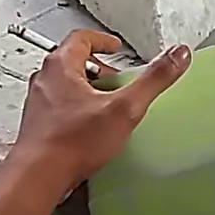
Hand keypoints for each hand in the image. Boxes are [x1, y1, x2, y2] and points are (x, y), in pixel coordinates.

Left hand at [12, 29, 189, 194]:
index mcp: (61, 67)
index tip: (114, 47)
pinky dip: (75, 112)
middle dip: (97, 69)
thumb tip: (177, 55)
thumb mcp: (124, 108)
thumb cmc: (72, 142)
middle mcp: (44, 81)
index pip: (81, 39)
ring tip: (106, 105)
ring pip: (64, 88)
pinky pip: (58, 111)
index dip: (101, 41)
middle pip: (72, 63)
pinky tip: (90, 129)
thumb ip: (153, 80)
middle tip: (115, 79)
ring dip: (85, 91)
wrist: (40, 175)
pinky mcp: (38, 127)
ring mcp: (38, 105)